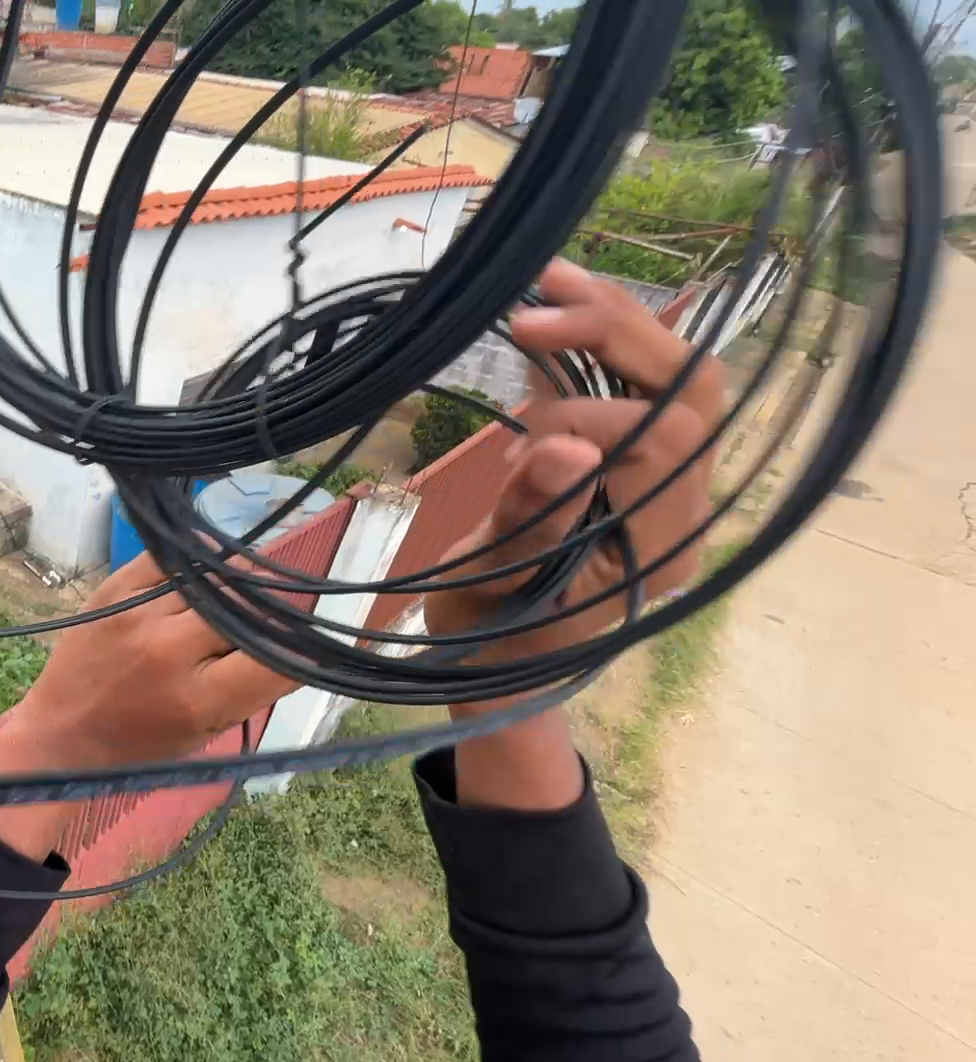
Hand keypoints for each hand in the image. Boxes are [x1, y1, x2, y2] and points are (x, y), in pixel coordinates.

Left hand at [0, 553, 298, 857]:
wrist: (60, 732)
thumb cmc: (138, 745)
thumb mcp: (204, 733)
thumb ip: (248, 688)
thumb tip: (293, 639)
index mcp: (197, 700)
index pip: (278, 657)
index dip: (305, 645)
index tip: (312, 637)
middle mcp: (168, 650)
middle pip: (247, 608)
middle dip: (271, 609)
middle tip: (279, 608)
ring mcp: (137, 613)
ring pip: (213, 577)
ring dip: (238, 581)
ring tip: (248, 584)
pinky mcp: (112, 588)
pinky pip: (170, 557)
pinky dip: (198, 558)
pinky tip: (209, 565)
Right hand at [424, 260, 723, 808]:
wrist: (500, 660)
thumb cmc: (492, 635)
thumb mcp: (496, 588)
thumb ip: (533, 520)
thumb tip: (562, 444)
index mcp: (659, 541)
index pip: (661, 439)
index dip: (590, 415)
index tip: (512, 442)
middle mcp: (680, 503)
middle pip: (687, 391)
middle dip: (619, 334)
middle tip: (537, 300)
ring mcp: (658, 483)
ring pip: (670, 381)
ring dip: (613, 326)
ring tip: (545, 283)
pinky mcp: (624, 468)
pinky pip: (631, 394)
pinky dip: (594, 350)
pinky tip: (552, 319)